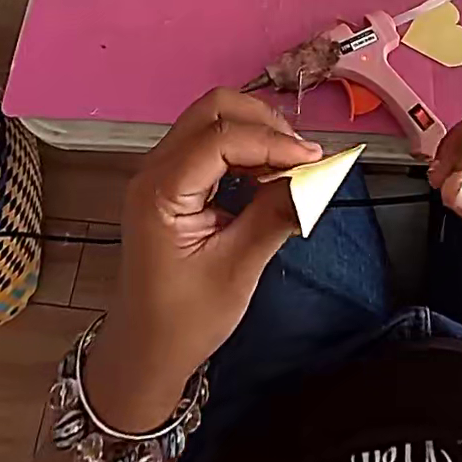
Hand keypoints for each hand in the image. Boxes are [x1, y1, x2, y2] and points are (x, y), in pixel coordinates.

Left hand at [83, 89, 321, 430]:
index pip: (220, 138)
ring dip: (258, 131)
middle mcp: (155, 168)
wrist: (145, 352)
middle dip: (264, 122)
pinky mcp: (176, 177)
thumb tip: (316, 175)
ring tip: (291, 165)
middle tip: (300, 155)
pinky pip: (215, 139)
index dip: (271, 142)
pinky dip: (248, 146)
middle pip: (214, 109)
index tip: (313, 159)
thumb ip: (276, 214)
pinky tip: (270, 172)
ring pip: (215, 117)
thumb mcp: (237, 270)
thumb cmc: (184, 320)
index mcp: (160, 191)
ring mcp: (163, 169)